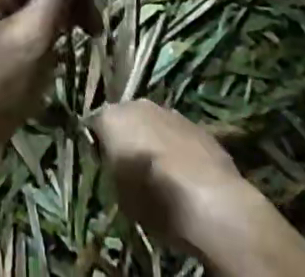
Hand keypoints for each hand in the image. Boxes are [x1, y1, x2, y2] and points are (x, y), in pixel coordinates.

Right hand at [91, 100, 253, 249]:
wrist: (210, 199)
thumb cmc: (153, 198)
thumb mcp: (117, 193)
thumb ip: (112, 169)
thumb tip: (116, 164)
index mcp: (112, 117)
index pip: (94, 126)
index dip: (98, 147)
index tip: (104, 168)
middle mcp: (138, 105)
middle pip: (126, 119)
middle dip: (127, 138)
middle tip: (131, 170)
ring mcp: (170, 112)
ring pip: (154, 124)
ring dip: (153, 141)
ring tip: (160, 174)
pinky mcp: (197, 124)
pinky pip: (177, 134)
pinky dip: (177, 148)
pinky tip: (184, 174)